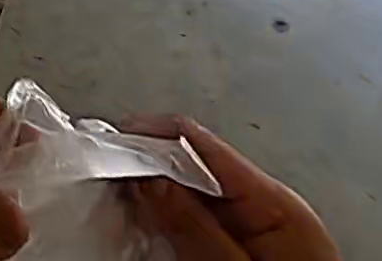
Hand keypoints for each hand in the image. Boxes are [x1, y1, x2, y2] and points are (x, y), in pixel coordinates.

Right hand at [121, 116, 338, 260]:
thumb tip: (142, 174)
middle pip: (188, 159)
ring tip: (123, 208)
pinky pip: (198, 212)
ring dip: (153, 193)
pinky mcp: (249, 245)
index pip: (192, 137)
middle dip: (145, 168)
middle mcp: (269, 203)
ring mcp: (260, 225)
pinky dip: (169, 216)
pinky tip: (151, 228)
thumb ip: (192, 225)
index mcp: (275, 202)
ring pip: (188, 186)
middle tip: (109, 186)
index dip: (143, 138)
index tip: (105, 154)